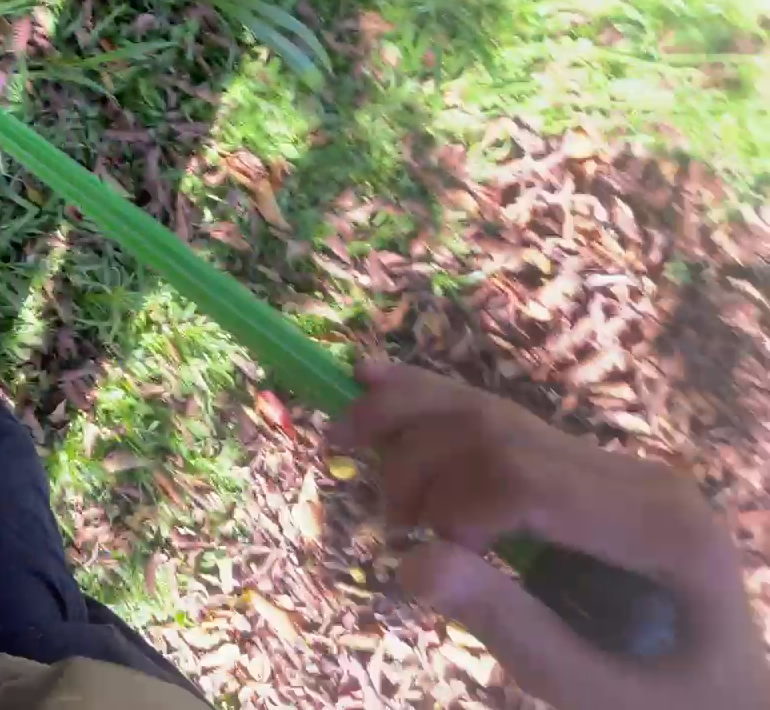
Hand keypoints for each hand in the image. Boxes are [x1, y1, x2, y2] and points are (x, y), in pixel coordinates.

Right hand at [333, 360, 768, 709]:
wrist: (712, 687)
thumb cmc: (657, 696)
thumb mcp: (589, 685)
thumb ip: (508, 623)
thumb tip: (413, 565)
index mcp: (659, 531)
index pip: (523, 481)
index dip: (454, 508)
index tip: (432, 553)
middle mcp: (636, 477)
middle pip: (490, 435)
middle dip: (415, 465)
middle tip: (389, 521)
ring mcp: (601, 458)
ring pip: (478, 409)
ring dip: (398, 414)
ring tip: (340, 434)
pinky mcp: (566, 453)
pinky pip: (483, 410)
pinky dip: (420, 393)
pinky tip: (366, 374)